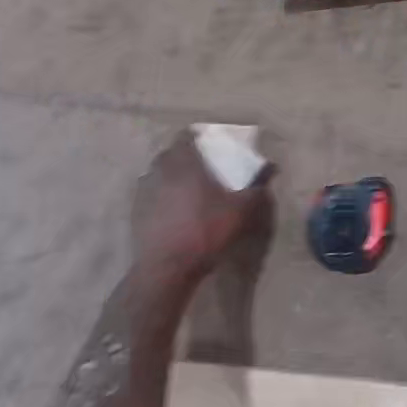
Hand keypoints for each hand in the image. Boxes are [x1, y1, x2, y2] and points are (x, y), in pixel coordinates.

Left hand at [131, 129, 269, 288]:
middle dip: (183, 156)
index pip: (184, 137)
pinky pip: (149, 195)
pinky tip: (173, 210)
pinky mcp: (135, 214)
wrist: (167, 270)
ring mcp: (143, 194)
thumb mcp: (241, 210)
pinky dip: (160, 196)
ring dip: (169, 176)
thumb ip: (256, 187)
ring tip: (186, 187)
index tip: (208, 141)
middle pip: (168, 155)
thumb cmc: (206, 231)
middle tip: (200, 165)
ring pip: (155, 174)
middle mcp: (160, 173)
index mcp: (184, 165)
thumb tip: (271, 167)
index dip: (196, 136)